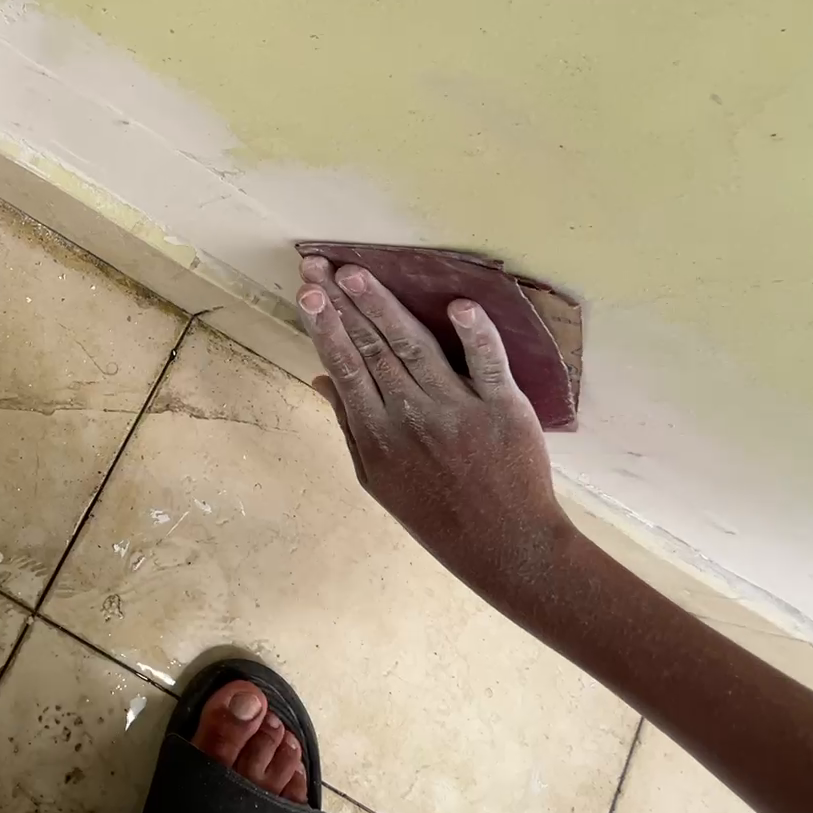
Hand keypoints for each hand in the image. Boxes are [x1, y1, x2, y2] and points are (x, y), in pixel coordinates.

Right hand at [296, 256, 573, 597]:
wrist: (505, 547)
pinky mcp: (503, 407)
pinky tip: (458, 305)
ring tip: (358, 274)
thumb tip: (321, 378)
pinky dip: (474, 334)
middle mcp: (409, 414)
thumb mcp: (374, 477)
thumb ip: (347, 424)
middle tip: (320, 266)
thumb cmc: (431, 513)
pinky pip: (487, 364)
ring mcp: (456, 408)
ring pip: (413, 346)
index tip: (306, 293)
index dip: (323, 327)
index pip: (344, 366)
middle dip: (341, 303)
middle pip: (370, 347)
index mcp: (376, 432)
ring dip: (383, 306)